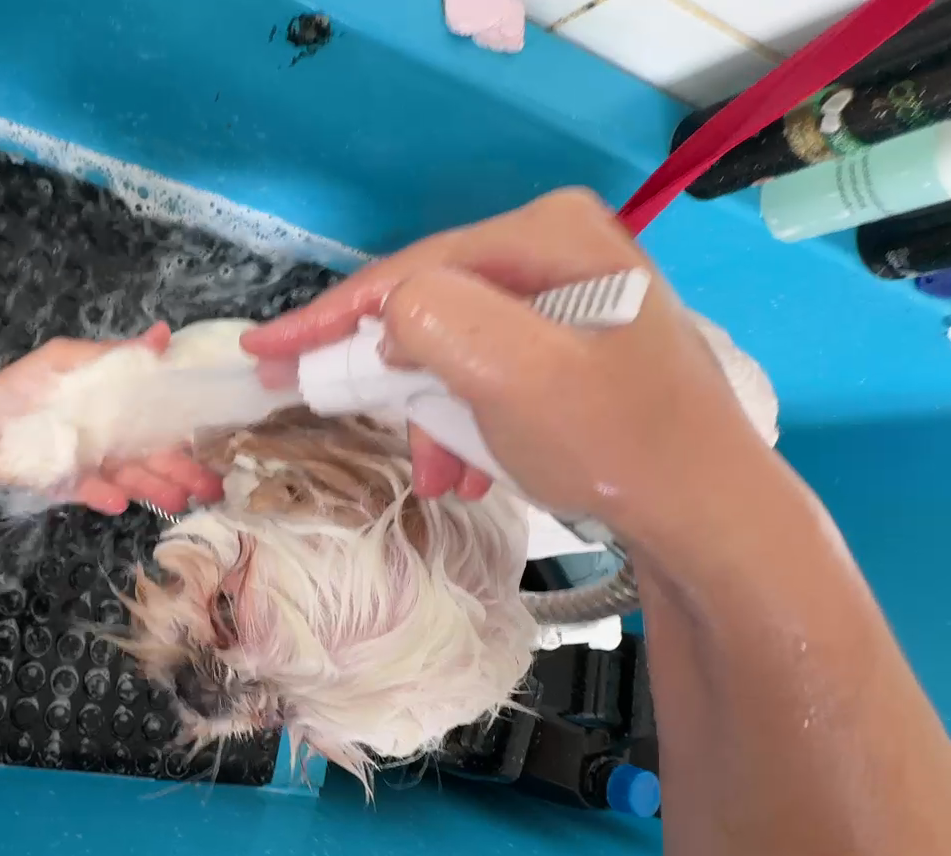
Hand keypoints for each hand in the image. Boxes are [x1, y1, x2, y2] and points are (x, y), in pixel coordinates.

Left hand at [0, 326, 225, 515]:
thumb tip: (164, 335)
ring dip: (154, 488)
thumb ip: (113, 357)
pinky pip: (92, 491)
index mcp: (113, 403)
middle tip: (213, 487)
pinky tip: (121, 502)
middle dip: (183, 469)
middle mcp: (108, 433)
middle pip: (152, 453)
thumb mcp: (67, 361)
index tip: (218, 438)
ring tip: (179, 501)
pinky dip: (105, 496)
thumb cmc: (21, 390)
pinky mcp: (68, 484)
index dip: (187, 427)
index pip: (158, 415)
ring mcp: (90, 461)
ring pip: (130, 476)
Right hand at [239, 188, 774, 546]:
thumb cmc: (611, 443)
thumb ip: (439, 321)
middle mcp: (550, 251)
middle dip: (374, 371)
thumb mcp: (517, 376)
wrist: (702, 511)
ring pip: (442, 349)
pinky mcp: (558, 339)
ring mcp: (556, 296)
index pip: (404, 275)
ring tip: (428, 472)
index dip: (322, 318)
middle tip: (306, 399)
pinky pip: (473, 373)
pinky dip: (454, 422)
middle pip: (419, 309)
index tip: (259, 352)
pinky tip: (458, 470)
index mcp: (544, 238)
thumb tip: (383, 314)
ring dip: (421, 413)